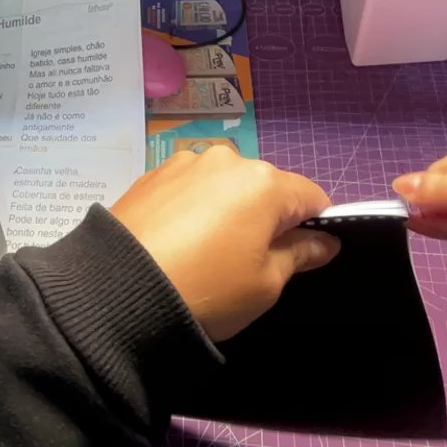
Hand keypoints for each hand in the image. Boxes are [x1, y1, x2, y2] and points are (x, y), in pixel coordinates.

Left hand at [109, 146, 339, 340]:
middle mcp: (226, 159)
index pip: (310, 196)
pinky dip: (194, 206)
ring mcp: (186, 161)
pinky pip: (191, 186)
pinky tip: (179, 239)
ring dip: (228, 208)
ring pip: (225, 183)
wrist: (122, 287)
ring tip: (206, 250)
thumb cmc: (208, 287)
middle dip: (267, 216)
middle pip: (265, 186)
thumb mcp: (266, 283)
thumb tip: (324, 241)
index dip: (315, 226)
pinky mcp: (154, 172)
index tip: (304, 255)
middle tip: (250, 260)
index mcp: (263, 182)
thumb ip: (299, 255)